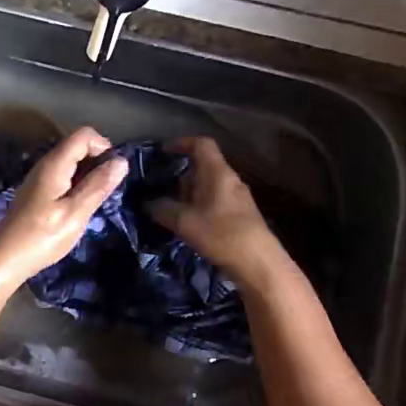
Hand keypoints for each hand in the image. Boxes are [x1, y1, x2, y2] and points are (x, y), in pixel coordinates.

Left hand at [0, 126, 127, 287]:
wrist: (3, 259)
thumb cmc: (41, 237)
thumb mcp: (75, 214)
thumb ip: (98, 186)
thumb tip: (122, 161)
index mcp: (54, 164)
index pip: (84, 135)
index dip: (104, 147)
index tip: (113, 173)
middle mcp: (45, 165)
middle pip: (77, 147)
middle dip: (98, 162)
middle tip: (106, 192)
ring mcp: (40, 179)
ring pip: (71, 164)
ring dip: (88, 176)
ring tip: (94, 202)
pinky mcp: (38, 194)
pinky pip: (63, 178)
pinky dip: (76, 187)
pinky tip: (78, 209)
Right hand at [150, 136, 287, 282]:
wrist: (257, 262)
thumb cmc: (219, 233)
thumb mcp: (183, 221)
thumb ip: (162, 209)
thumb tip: (147, 203)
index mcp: (217, 172)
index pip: (201, 144)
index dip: (182, 143)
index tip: (164, 151)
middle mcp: (230, 179)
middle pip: (204, 166)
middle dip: (182, 175)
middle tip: (163, 188)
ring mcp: (238, 197)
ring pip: (209, 185)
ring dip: (190, 193)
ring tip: (173, 209)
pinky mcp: (241, 214)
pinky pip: (216, 201)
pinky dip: (200, 205)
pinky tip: (190, 224)